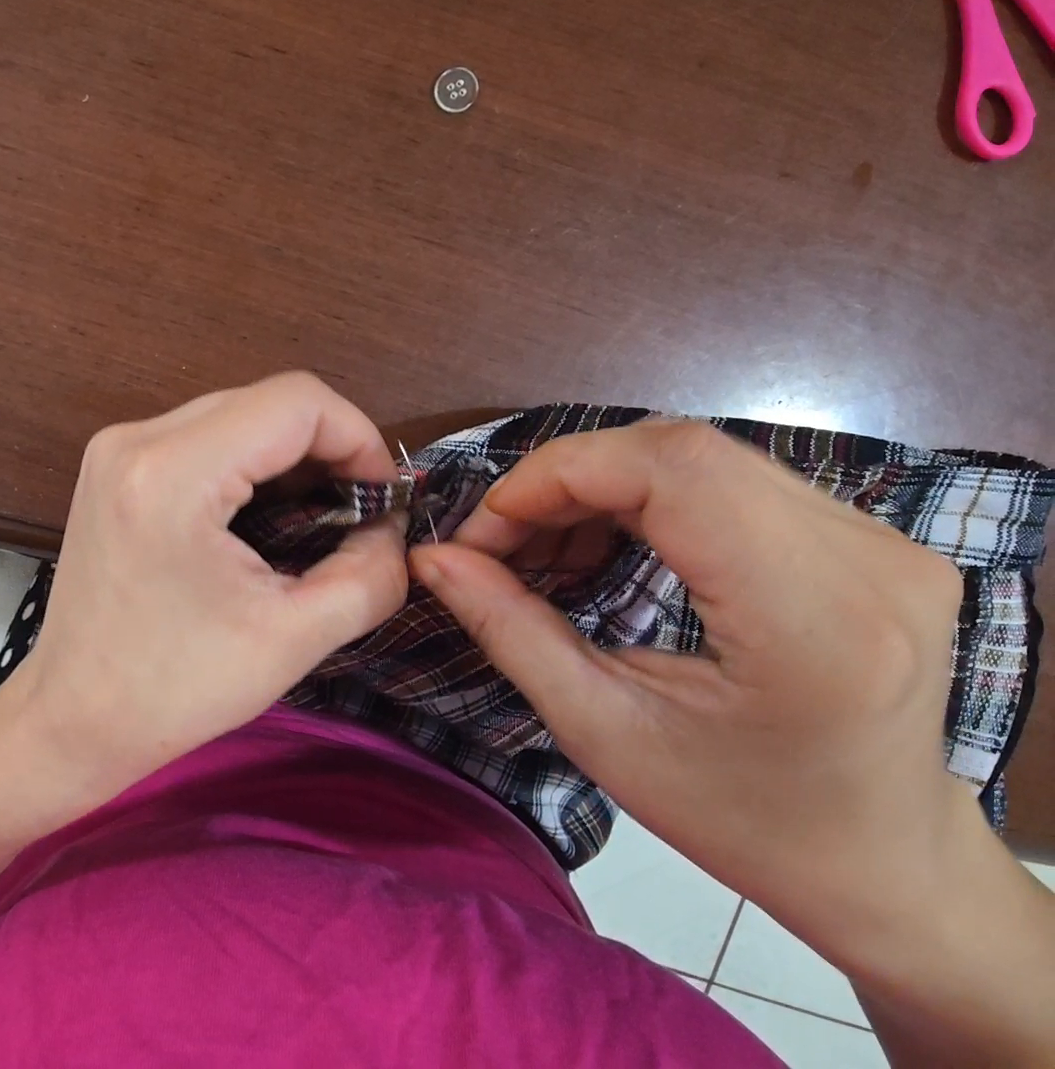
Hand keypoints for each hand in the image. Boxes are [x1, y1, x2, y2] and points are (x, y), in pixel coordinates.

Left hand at [10, 372, 408, 779]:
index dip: (358, 438)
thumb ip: (370, 575)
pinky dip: (244, 463)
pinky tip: (262, 515)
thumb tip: (392, 529)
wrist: (74, 715)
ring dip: (285, 456)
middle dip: (325, 447)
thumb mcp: (293, 639)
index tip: (380, 499)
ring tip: (314, 518)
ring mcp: (114, 450)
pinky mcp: (110, 468)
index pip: (295, 402)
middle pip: (263, 402)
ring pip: (232, 414)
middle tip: (354, 512)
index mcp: (172, 474)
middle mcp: (133, 441)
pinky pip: (198, 437)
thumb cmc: (174, 690)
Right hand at [408, 421, 991, 960]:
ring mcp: (877, 538)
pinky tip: (603, 546)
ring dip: (596, 488)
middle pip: (681, 451)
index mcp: (811, 617)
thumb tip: (430, 557)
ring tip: (545, 550)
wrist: (877, 857)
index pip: (672, 471)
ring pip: (699, 456)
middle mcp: (864, 555)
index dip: (556, 476)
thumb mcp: (599, 729)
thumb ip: (510, 629)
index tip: (483, 531)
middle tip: (499, 543)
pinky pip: (727, 479)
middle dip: (563, 482)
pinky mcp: (866, 536)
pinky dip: (640, 499)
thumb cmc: (733, 817)